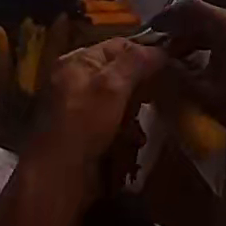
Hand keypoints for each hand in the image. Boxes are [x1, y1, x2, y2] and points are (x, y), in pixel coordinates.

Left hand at [27, 38, 166, 191]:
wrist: (56, 179)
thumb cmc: (83, 124)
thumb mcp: (112, 86)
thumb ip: (136, 62)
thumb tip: (162, 48)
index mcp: (77, 60)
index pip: (119, 45)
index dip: (145, 53)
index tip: (169, 67)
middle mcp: (76, 79)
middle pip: (121, 73)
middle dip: (141, 88)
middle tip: (156, 98)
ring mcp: (79, 108)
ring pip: (121, 100)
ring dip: (135, 113)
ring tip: (141, 128)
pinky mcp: (85, 134)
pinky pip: (114, 123)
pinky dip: (125, 131)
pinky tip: (132, 142)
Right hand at [151, 0, 225, 148]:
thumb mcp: (206, 94)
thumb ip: (177, 75)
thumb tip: (157, 63)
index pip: (191, 8)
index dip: (168, 16)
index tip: (151, 28)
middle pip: (206, 16)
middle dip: (182, 31)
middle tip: (162, 48)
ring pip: (220, 26)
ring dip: (198, 38)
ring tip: (179, 59)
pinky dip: (215, 44)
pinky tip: (205, 64)